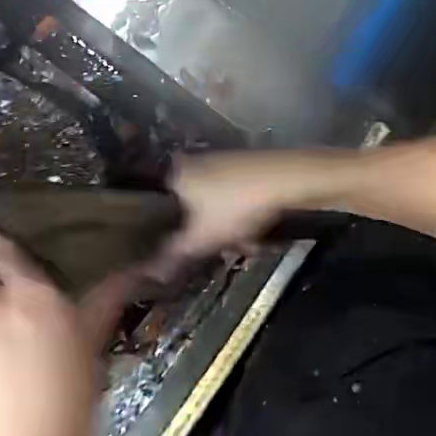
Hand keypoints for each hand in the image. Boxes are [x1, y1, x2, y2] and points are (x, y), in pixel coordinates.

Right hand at [150, 152, 301, 278]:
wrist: (285, 178)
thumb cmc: (235, 205)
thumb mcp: (201, 238)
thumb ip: (173, 255)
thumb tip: (150, 273)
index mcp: (178, 174)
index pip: (159, 204)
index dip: (170, 230)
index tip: (182, 247)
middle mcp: (196, 162)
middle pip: (192, 208)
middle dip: (209, 234)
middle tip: (223, 250)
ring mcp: (222, 161)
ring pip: (217, 206)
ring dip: (230, 229)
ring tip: (247, 245)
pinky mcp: (245, 166)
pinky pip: (235, 196)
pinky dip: (243, 215)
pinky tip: (258, 231)